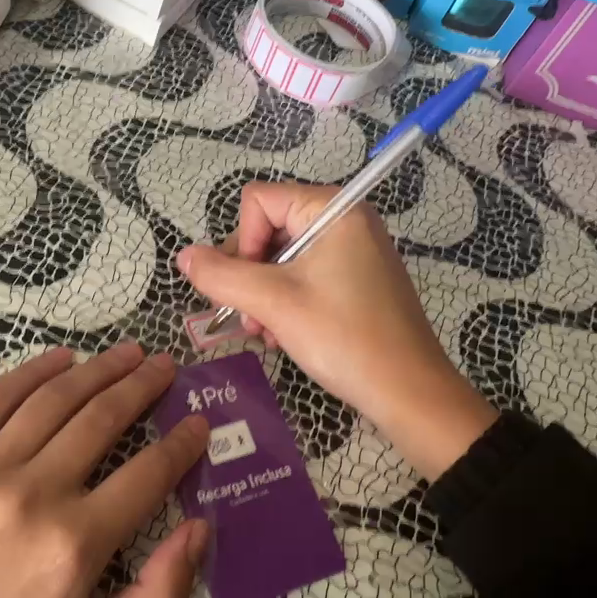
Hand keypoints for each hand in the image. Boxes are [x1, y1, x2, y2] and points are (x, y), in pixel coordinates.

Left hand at [0, 343, 211, 597]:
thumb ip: (154, 592)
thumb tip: (199, 527)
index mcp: (74, 547)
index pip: (147, 476)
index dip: (180, 446)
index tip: (198, 422)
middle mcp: (33, 496)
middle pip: (102, 420)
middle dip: (142, 387)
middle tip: (165, 365)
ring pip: (52, 400)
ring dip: (97, 368)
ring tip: (127, 351)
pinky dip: (30, 372)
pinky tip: (59, 358)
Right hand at [176, 182, 498, 477]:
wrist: (413, 396)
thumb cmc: (344, 338)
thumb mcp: (273, 304)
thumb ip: (221, 276)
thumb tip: (183, 257)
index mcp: (332, 208)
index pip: (258, 201)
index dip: (241, 241)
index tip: (247, 287)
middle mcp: (345, 217)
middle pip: (269, 227)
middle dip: (250, 273)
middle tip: (248, 319)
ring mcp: (355, 248)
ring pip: (284, 256)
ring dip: (264, 293)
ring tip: (265, 334)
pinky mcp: (359, 277)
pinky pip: (307, 273)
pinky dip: (287, 300)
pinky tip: (283, 335)